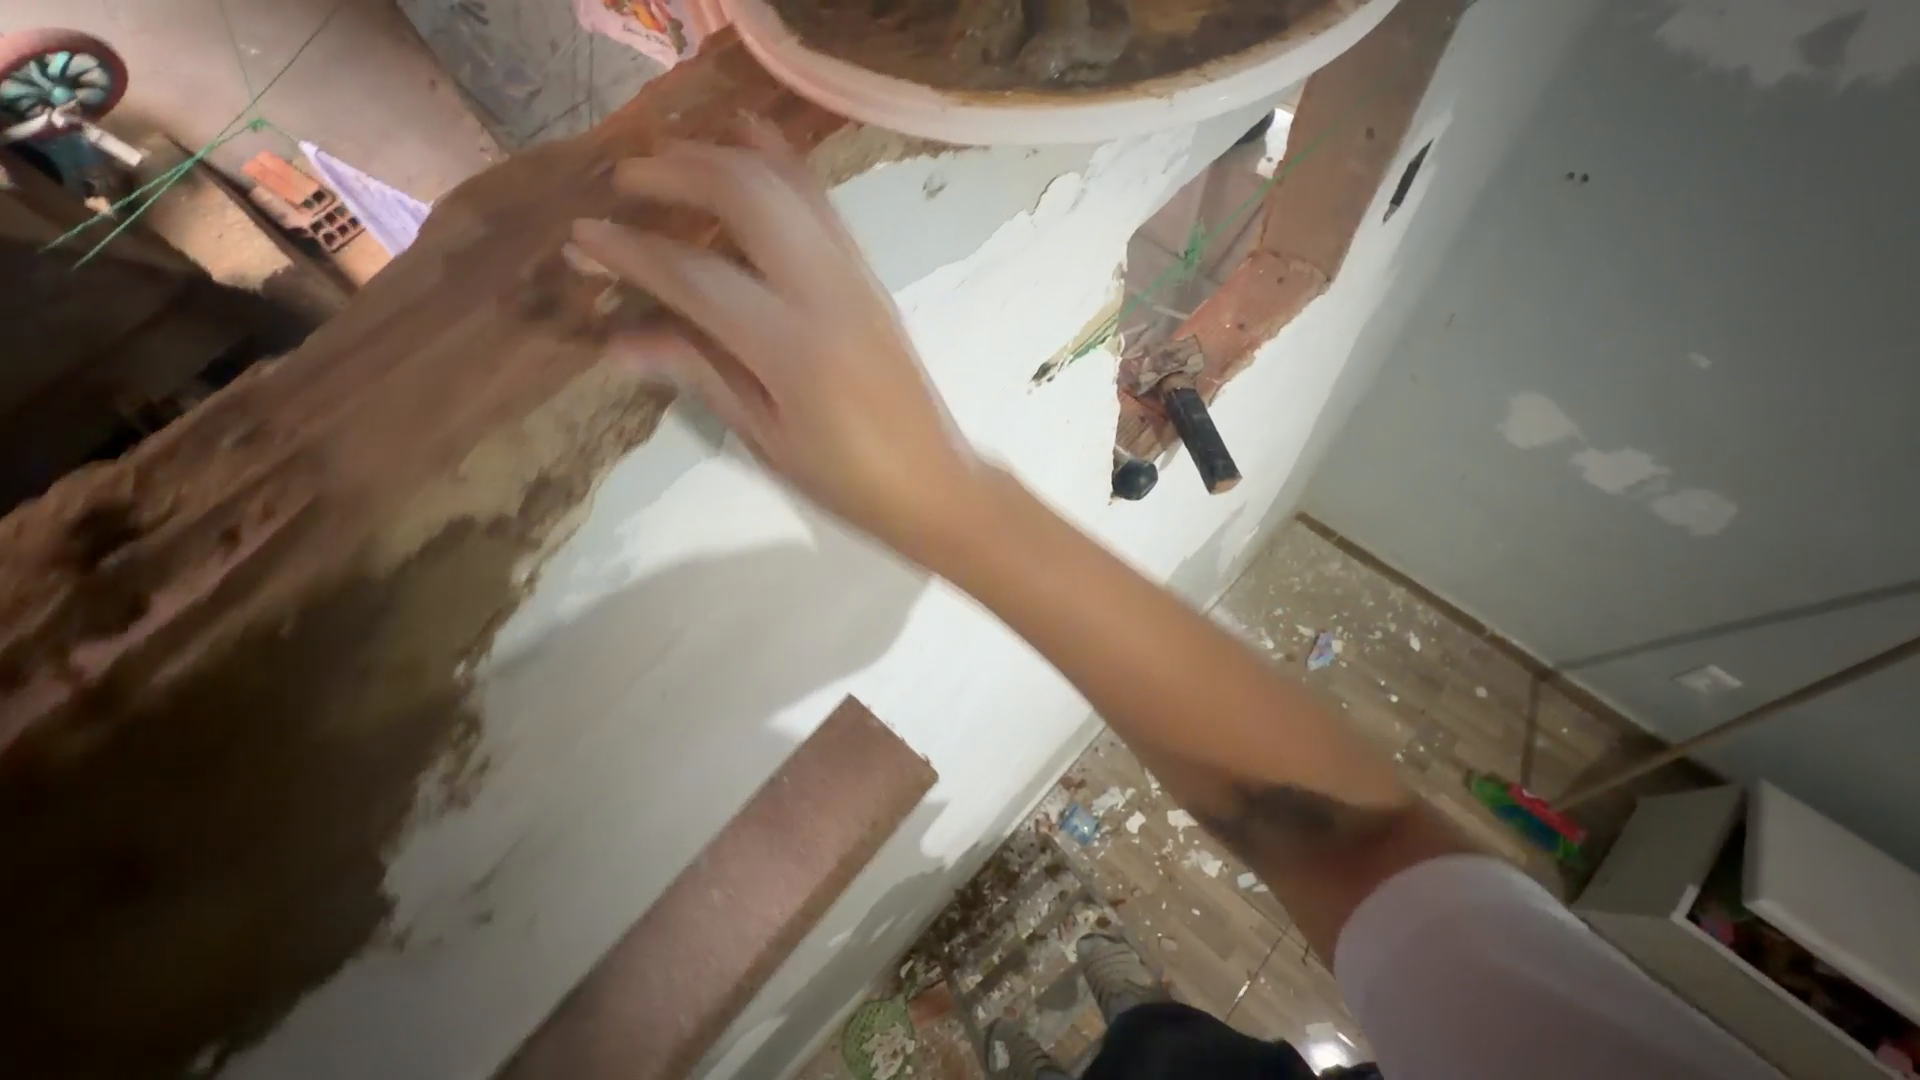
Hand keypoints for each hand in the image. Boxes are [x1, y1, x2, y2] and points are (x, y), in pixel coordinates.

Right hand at [570, 121, 991, 562]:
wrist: (934, 482)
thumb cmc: (846, 479)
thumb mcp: (766, 439)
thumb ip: (700, 375)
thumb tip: (621, 340)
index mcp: (793, 349)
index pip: (696, 277)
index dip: (633, 253)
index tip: (582, 237)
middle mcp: (827, 293)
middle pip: (747, 196)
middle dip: (678, 173)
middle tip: (625, 178)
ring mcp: (856, 276)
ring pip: (789, 184)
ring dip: (726, 155)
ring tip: (673, 152)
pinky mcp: (871, 276)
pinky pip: (821, 202)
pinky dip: (779, 166)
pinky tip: (747, 149)